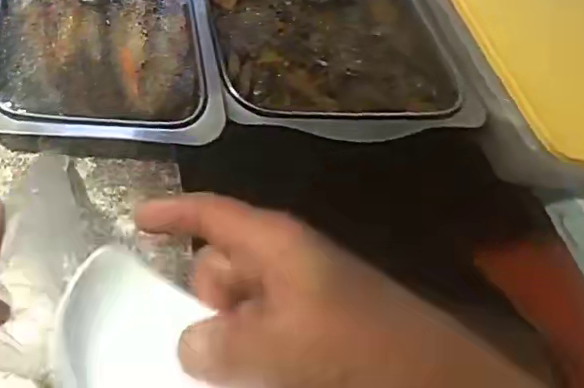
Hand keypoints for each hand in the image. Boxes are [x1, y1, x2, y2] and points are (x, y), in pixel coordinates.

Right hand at [137, 194, 540, 387]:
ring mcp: (308, 289)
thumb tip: (188, 342)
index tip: (135, 218)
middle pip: (222, 263)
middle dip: (204, 300)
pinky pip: (271, 325)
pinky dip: (256, 347)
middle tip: (203, 347)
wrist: (448, 382)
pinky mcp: (325, 322)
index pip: (210, 212)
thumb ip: (225, 342)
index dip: (172, 212)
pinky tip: (260, 374)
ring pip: (245, 302)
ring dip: (231, 332)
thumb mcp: (282, 347)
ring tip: (234, 371)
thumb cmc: (359, 348)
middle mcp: (287, 256)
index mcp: (274, 241)